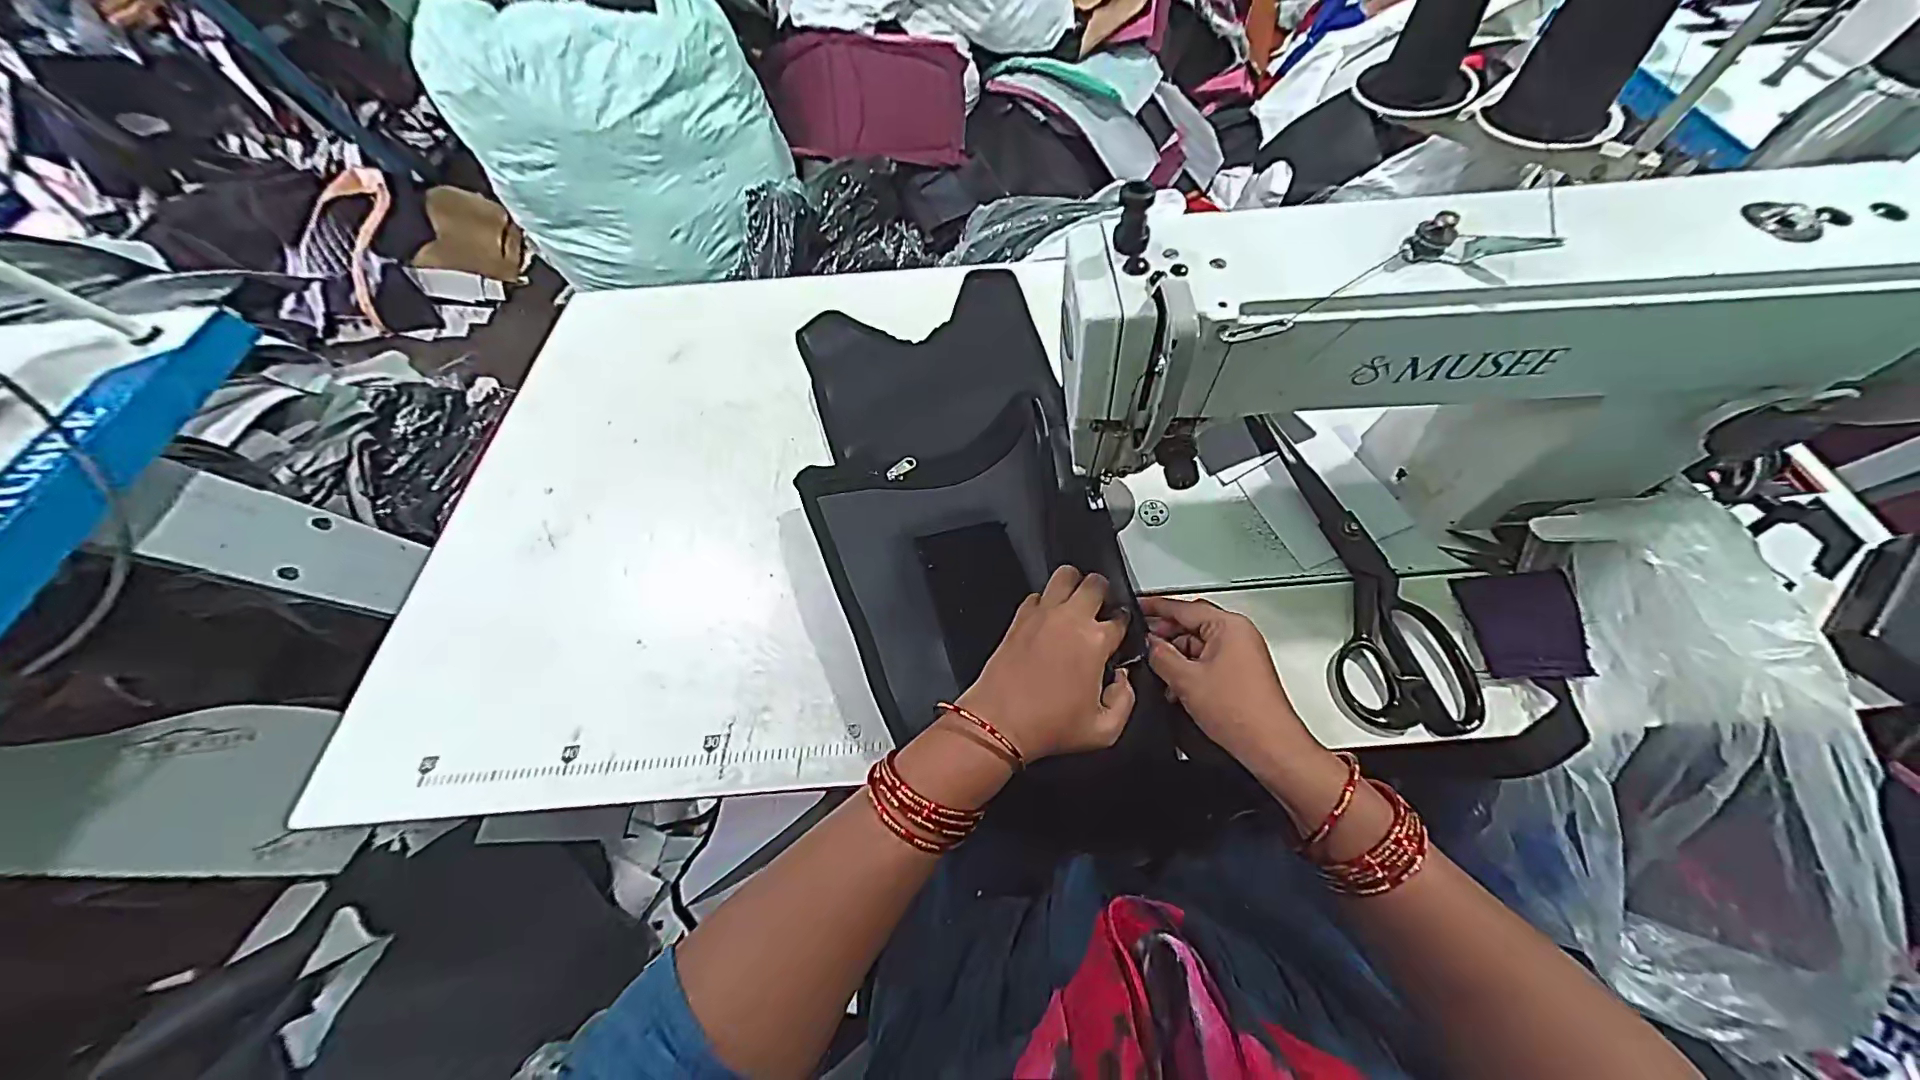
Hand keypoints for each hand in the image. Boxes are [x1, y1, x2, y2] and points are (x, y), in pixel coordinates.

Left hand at [956, 566, 1135, 761]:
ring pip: (1064, 575)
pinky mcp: (1019, 619)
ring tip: (1077, 602)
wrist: (999, 723)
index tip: (1119, 634)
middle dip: (1103, 592)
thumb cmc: (1047, 725)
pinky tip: (1048, 617)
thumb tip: (1123, 681)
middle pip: (1096, 582)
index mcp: (1096, 641)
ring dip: (1075, 584)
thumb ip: (1125, 700)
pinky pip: (1036, 594)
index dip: (1124, 625)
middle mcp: (1070, 620)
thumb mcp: (1104, 730)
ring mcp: (1042, 615)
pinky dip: (1045, 600)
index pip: (1121, 617)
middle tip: (1102, 609)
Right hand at [1141, 596, 1316, 764]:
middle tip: (1144, 644)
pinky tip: (1177, 686)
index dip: (1155, 606)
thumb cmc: (1244, 714)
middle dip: (1165, 636)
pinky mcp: (1240, 672)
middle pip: (1191, 624)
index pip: (1183, 607)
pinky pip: (1207, 660)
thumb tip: (1149, 644)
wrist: (1270, 747)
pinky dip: (1190, 669)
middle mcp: (1239, 635)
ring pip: (1197, 644)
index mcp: (1229, 626)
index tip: (1139, 604)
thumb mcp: (1186, 680)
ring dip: (1177, 657)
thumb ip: (1160, 655)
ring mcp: (1241, 653)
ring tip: (1161, 673)